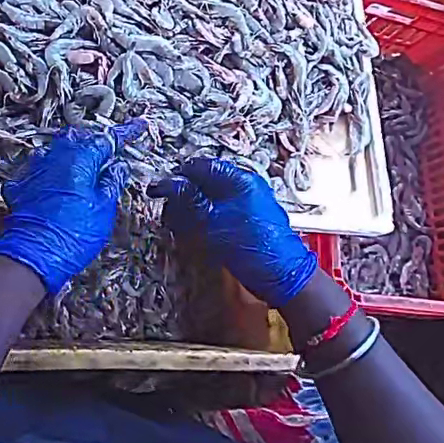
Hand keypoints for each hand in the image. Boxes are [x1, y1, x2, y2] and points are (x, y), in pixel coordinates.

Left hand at [0, 122, 142, 293]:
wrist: (33, 255)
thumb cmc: (73, 234)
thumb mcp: (103, 209)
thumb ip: (112, 182)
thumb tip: (119, 166)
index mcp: (79, 159)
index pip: (107, 139)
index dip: (125, 133)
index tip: (139, 125)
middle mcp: (54, 158)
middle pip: (77, 139)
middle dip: (94, 142)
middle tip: (109, 151)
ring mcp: (33, 170)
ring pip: (54, 151)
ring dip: (70, 155)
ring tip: (82, 166)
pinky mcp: (20, 186)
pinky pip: (36, 171)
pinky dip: (48, 173)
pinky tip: (54, 183)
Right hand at [148, 157, 315, 305]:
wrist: (284, 277)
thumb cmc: (250, 246)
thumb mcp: (213, 222)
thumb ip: (190, 199)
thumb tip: (166, 183)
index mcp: (239, 179)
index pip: (201, 166)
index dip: (178, 176)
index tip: (159, 189)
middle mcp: (246, 185)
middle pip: (207, 179)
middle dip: (184, 192)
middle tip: (166, 208)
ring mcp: (249, 201)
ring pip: (213, 195)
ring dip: (193, 205)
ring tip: (177, 221)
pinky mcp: (249, 218)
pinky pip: (222, 208)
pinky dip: (206, 215)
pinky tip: (196, 228)